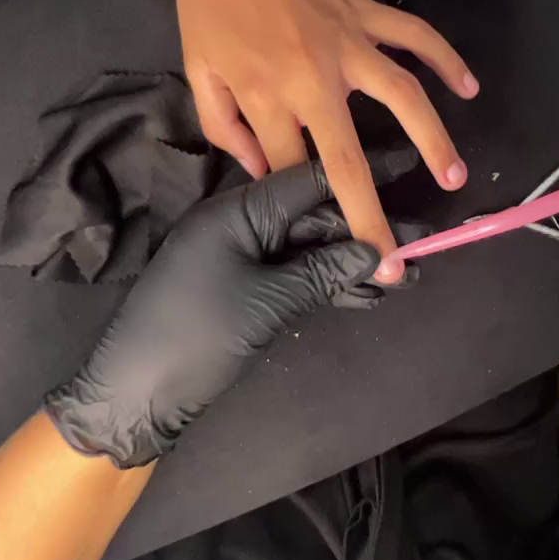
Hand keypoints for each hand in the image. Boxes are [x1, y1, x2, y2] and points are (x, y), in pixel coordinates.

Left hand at [45, 152, 422, 467]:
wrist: (136, 394)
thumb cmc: (195, 336)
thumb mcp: (266, 302)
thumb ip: (323, 272)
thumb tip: (376, 252)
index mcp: (238, 212)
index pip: (309, 182)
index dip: (359, 177)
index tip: (406, 165)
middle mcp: (242, 225)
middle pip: (316, 219)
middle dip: (367, 232)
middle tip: (422, 242)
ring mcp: (244, 259)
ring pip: (311, 252)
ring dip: (354, 266)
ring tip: (407, 277)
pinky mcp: (247, 291)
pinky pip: (296, 278)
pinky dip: (329, 286)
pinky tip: (368, 296)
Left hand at [170, 0, 476, 276]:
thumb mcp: (198, 65)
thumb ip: (224, 124)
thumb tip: (263, 166)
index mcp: (265, 97)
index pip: (290, 172)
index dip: (305, 211)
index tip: (320, 238)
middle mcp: (313, 80)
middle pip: (347, 163)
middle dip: (369, 220)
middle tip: (392, 263)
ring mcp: (349, 44)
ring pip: (401, 99)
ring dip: (433, 141)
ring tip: (455, 178)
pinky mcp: (368, 12)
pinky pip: (416, 37)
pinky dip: (446, 59)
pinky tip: (468, 87)